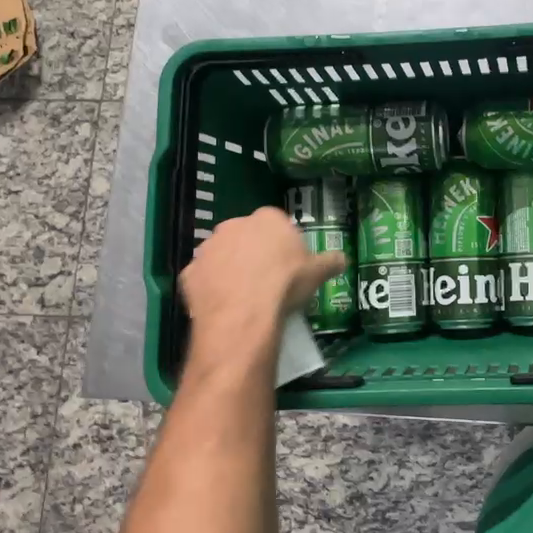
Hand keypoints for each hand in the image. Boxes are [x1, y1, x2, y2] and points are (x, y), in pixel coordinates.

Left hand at [180, 208, 345, 370]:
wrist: (244, 313)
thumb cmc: (285, 284)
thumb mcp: (318, 273)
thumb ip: (330, 262)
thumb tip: (343, 259)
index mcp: (267, 219)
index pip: (277, 223)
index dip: (284, 243)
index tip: (290, 263)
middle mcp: (233, 225)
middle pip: (247, 236)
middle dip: (254, 252)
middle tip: (268, 278)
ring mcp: (207, 248)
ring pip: (222, 255)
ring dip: (230, 268)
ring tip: (245, 295)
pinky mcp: (189, 273)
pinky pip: (204, 278)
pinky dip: (212, 288)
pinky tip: (225, 306)